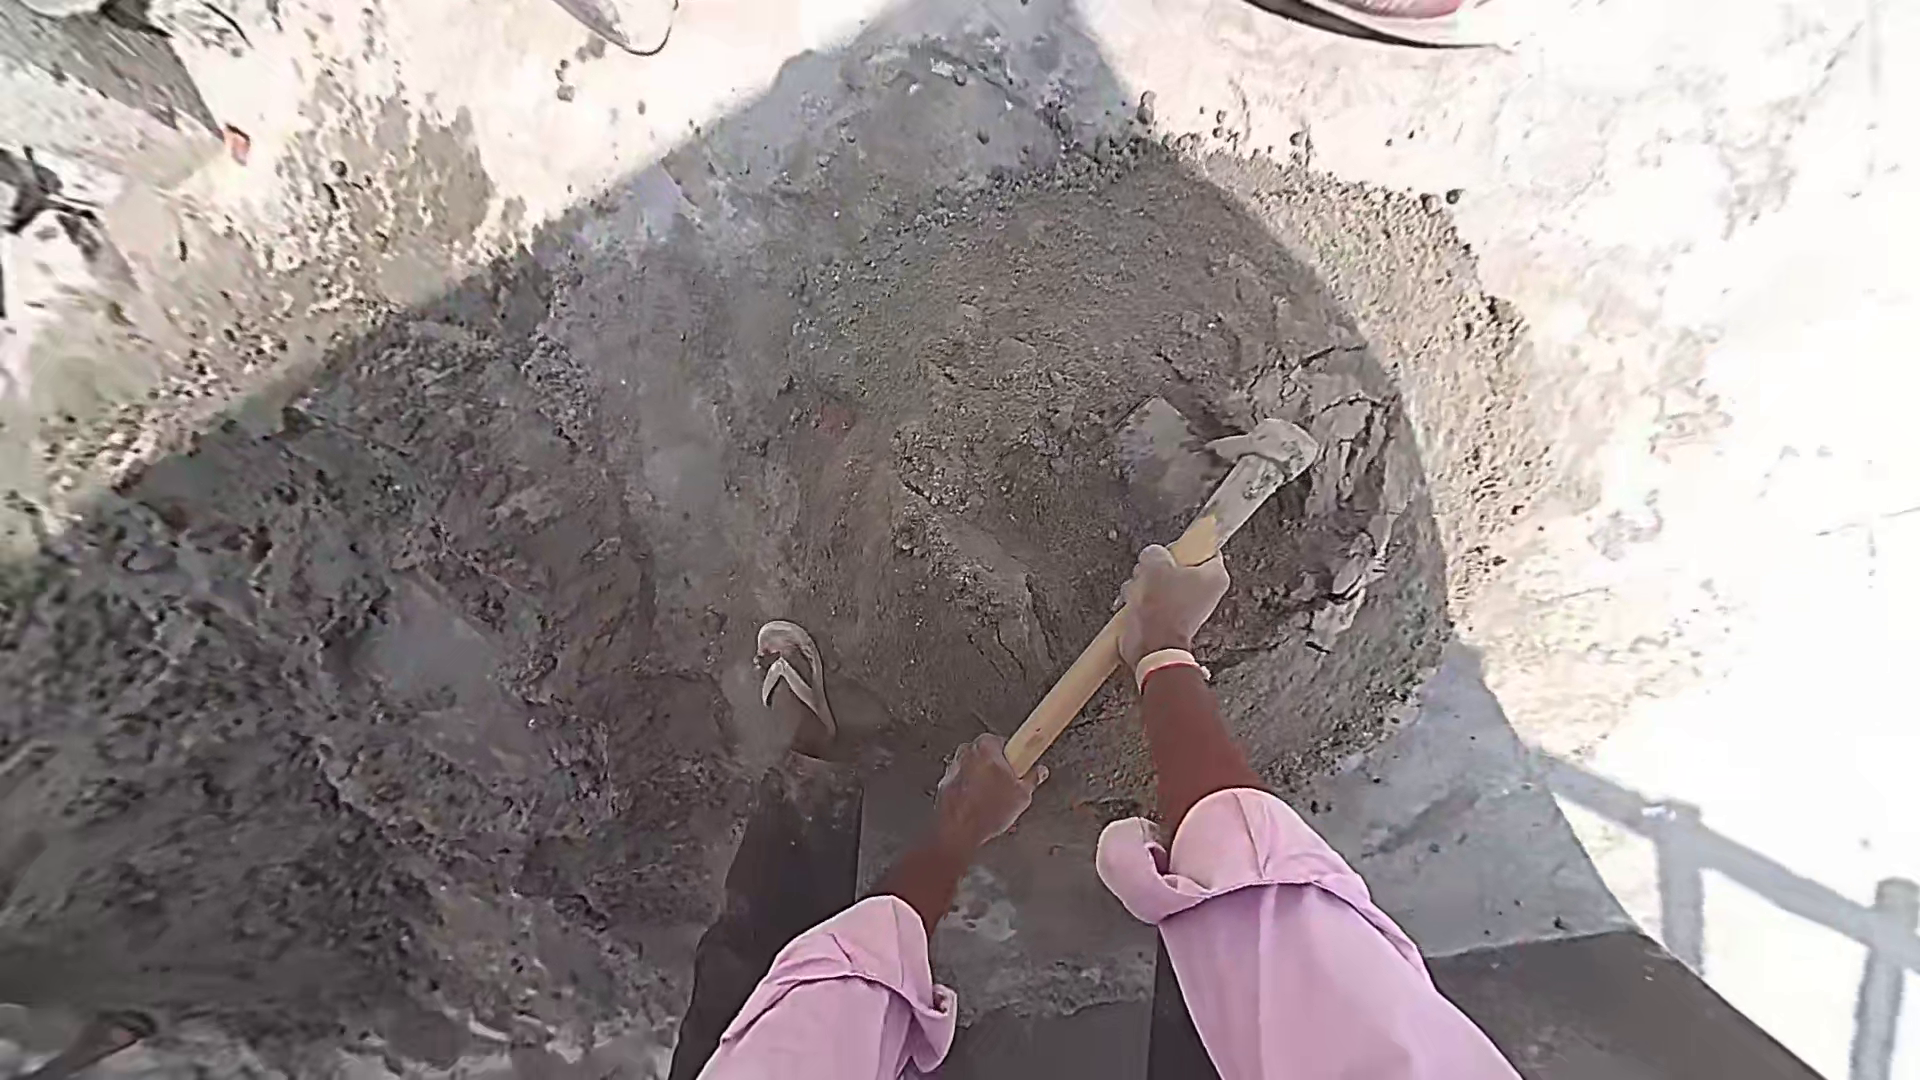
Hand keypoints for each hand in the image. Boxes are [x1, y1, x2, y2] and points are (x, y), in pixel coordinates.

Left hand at [934, 734, 1046, 851]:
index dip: (1014, 758)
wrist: (959, 832)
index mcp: (986, 746)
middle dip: (998, 770)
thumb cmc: (986, 811)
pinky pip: (963, 782)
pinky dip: (970, 791)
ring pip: (975, 769)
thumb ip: (1032, 778)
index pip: (1005, 742)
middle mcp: (967, 751)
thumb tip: (1038, 772)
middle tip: (1008, 789)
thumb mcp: (1022, 795)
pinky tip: (979, 807)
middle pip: (989, 755)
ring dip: (983, 781)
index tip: (1019, 768)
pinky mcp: (945, 782)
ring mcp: (953, 766)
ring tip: (994, 802)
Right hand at [1118, 544, 1230, 667]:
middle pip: (1176, 563)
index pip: (1204, 548)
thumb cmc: (1163, 607)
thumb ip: (1155, 551)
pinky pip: (1148, 595)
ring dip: (1142, 582)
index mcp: (1214, 576)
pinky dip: (1138, 597)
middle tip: (1151, 572)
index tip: (1170, 548)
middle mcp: (1204, 591)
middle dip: (1156, 566)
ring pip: (1158, 578)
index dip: (1184, 545)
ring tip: (1140, 590)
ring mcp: (1184, 604)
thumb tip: (1152, 555)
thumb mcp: (1156, 564)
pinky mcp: (1167, 615)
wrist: (1151, 644)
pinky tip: (1135, 602)